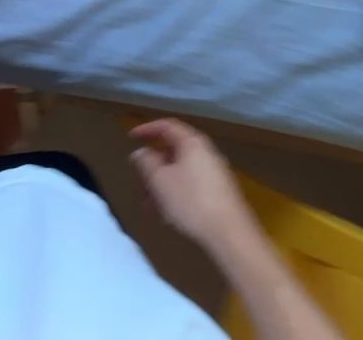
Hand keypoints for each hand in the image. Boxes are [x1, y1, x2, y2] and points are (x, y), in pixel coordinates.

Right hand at [129, 118, 249, 245]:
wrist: (231, 236)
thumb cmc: (191, 202)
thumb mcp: (159, 180)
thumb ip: (145, 162)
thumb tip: (140, 152)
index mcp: (192, 143)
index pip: (166, 126)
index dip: (146, 129)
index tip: (130, 138)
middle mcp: (206, 154)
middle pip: (173, 151)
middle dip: (152, 165)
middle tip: (138, 178)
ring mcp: (215, 174)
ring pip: (181, 171)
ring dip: (161, 183)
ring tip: (148, 203)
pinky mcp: (220, 194)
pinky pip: (191, 185)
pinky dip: (175, 193)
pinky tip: (166, 214)